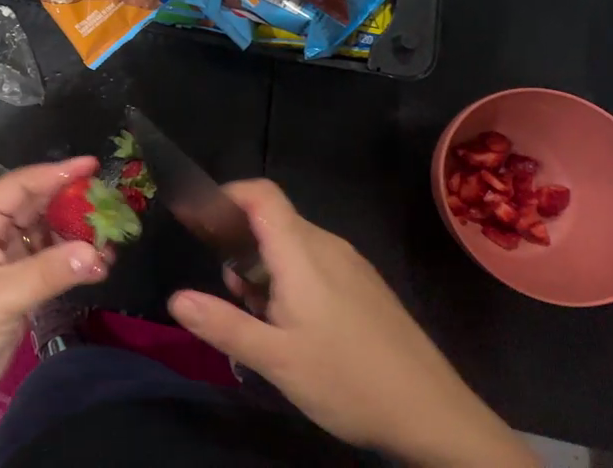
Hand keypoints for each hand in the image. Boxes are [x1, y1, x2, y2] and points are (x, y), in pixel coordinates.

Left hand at [0, 157, 110, 413]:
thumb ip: (49, 272)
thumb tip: (97, 251)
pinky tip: (97, 265)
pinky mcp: (13, 289)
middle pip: (34, 207)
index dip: (55, 173)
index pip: (19, 185)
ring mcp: (2, 262)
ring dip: (74, 236)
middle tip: (110, 202)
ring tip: (112, 240)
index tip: (92, 165)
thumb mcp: (0, 296)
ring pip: (43, 236)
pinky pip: (46, 264)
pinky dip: (70, 262)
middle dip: (70, 203)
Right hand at [168, 181, 535, 467]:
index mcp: (302, 252)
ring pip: (293, 246)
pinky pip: (316, 265)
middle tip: (230, 296)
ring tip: (262, 322)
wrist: (436, 417)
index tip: (201, 224)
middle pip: (272, 222)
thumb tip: (175, 298)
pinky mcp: (366, 288)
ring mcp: (352, 266)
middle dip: (240, 249)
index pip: (261, 194)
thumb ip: (222, 324)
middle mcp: (328, 246)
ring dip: (264, 271)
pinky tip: (296, 330)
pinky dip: (291, 282)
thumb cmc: (348, 381)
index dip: (227, 196)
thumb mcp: (276, 360)